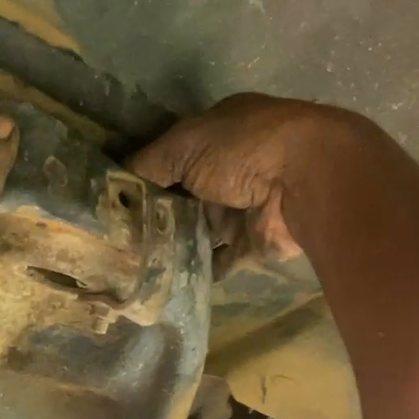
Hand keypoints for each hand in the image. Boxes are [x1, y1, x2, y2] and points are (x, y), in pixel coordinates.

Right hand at [131, 94, 353, 274]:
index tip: (114, 203)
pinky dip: (196, 272)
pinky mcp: (249, 244)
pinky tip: (166, 282)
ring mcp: (241, 208)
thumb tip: (115, 181)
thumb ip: (149, 163)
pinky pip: (217, 262)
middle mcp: (230, 170)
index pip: (172, 157)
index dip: (145, 177)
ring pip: (197, 232)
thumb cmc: (245, 150)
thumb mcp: (186, 144)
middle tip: (116, 241)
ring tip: (133, 265)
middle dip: (155, 217)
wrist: (304, 183)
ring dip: (173, 246)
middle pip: (182, 198)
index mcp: (218, 136)